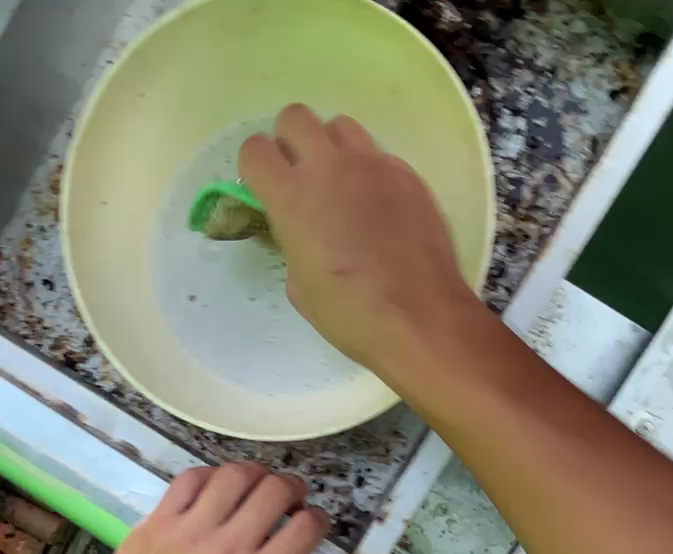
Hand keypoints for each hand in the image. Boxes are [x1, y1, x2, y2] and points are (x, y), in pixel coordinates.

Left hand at [90, 464, 328, 553]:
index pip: (305, 528)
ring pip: (235, 476)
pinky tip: (217, 488)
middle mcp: (228, 547)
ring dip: (255, 474)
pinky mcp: (160, 520)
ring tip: (256, 485)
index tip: (312, 522)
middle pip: (275, 490)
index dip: (318, 519)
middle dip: (293, 488)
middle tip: (290, 497)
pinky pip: (191, 478)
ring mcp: (191, 529)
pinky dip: (212, 475)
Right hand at [240, 103, 484, 378]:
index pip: (254, 150)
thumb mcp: (300, 287)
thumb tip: (302, 233)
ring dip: (332, 148)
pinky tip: (379, 209)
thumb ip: (293, 243)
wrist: (418, 317)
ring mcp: (373, 165)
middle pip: (295, 117)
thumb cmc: (349, 313)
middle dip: (290, 142)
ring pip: (341, 126)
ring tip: (341, 187)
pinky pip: (379, 155)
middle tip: (300, 177)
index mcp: (291, 198)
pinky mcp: (407, 174)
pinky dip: (369, 172)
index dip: (255, 168)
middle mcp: (329, 167)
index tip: (264, 190)